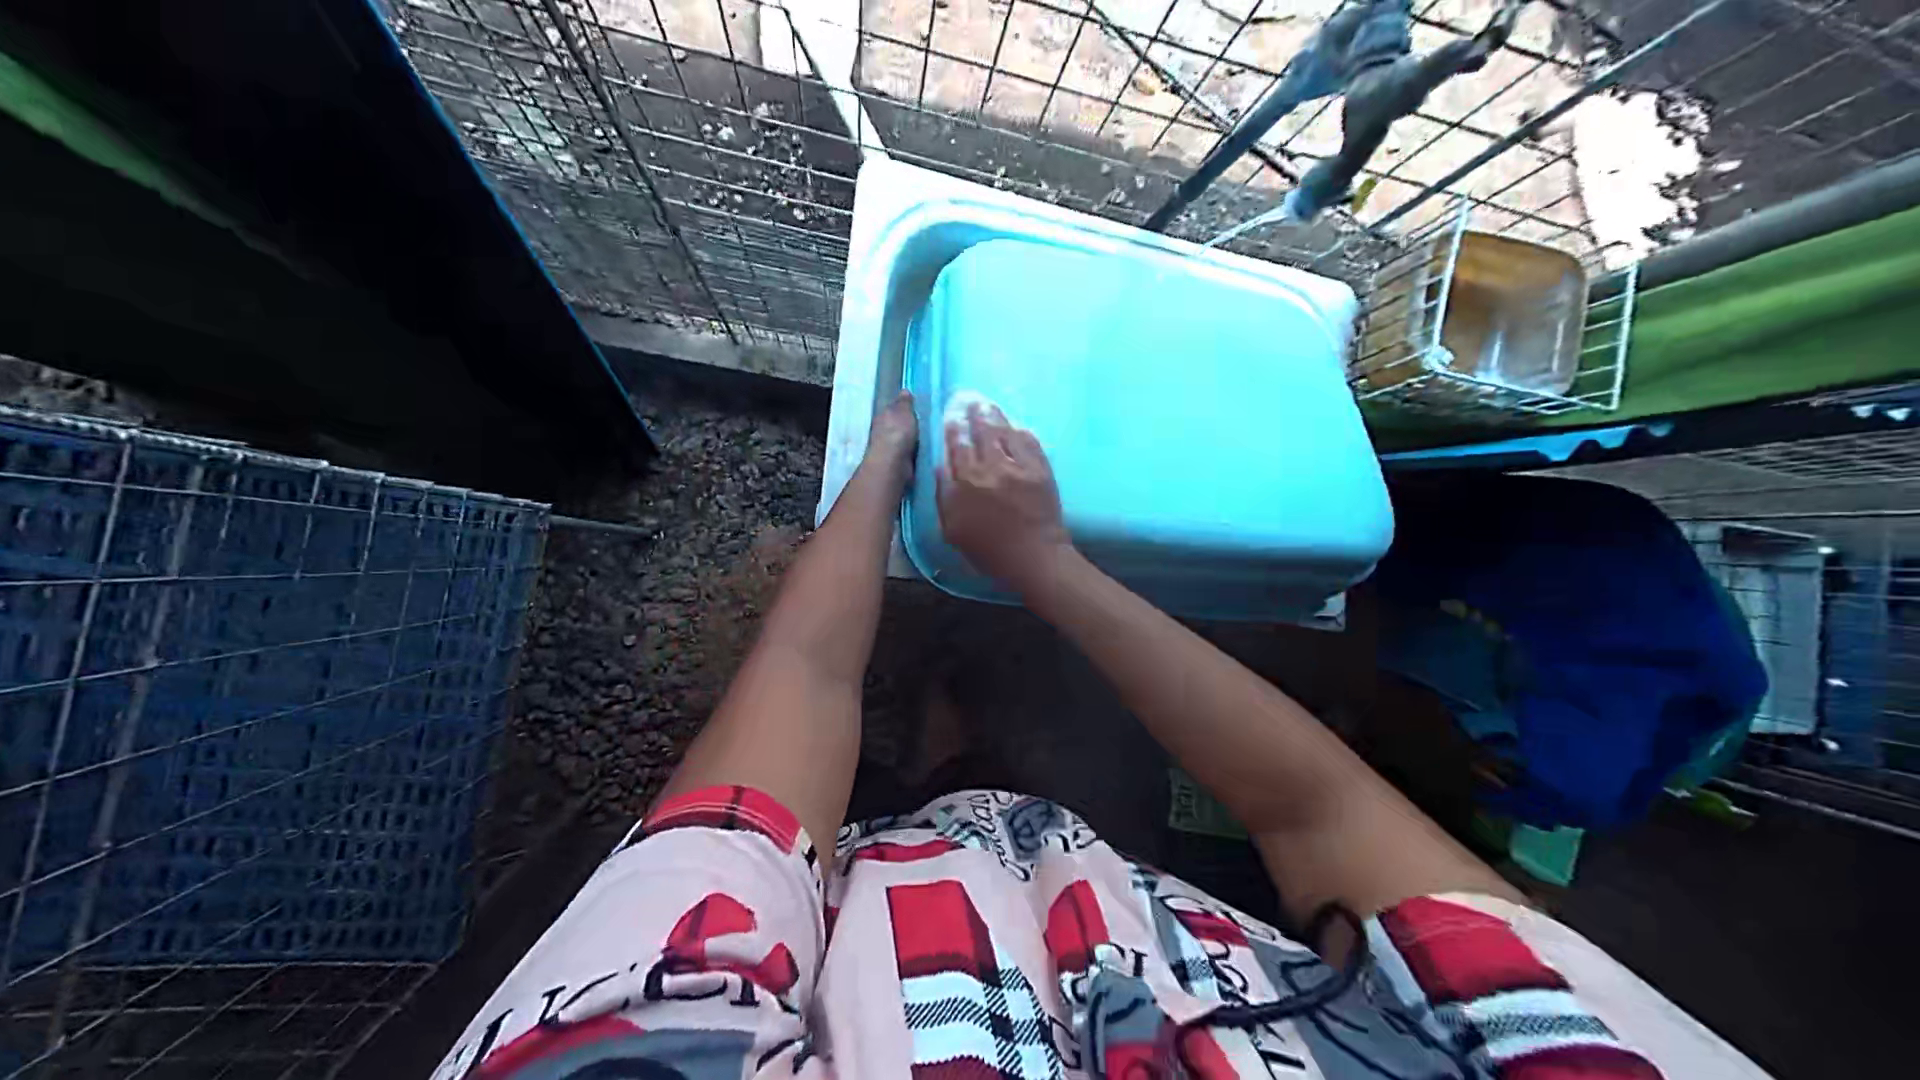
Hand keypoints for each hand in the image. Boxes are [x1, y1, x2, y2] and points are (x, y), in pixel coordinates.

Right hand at [937, 401, 1071, 594]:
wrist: (1035, 557)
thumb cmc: (989, 550)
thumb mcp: (953, 529)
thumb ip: (944, 495)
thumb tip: (941, 467)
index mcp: (968, 481)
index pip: (958, 444)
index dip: (954, 427)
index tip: (951, 414)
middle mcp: (993, 466)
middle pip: (982, 431)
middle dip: (975, 413)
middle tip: (971, 399)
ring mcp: (1020, 465)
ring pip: (1005, 432)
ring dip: (996, 416)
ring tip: (989, 406)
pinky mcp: (1042, 469)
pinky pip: (1029, 442)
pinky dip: (1020, 432)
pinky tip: (1016, 427)